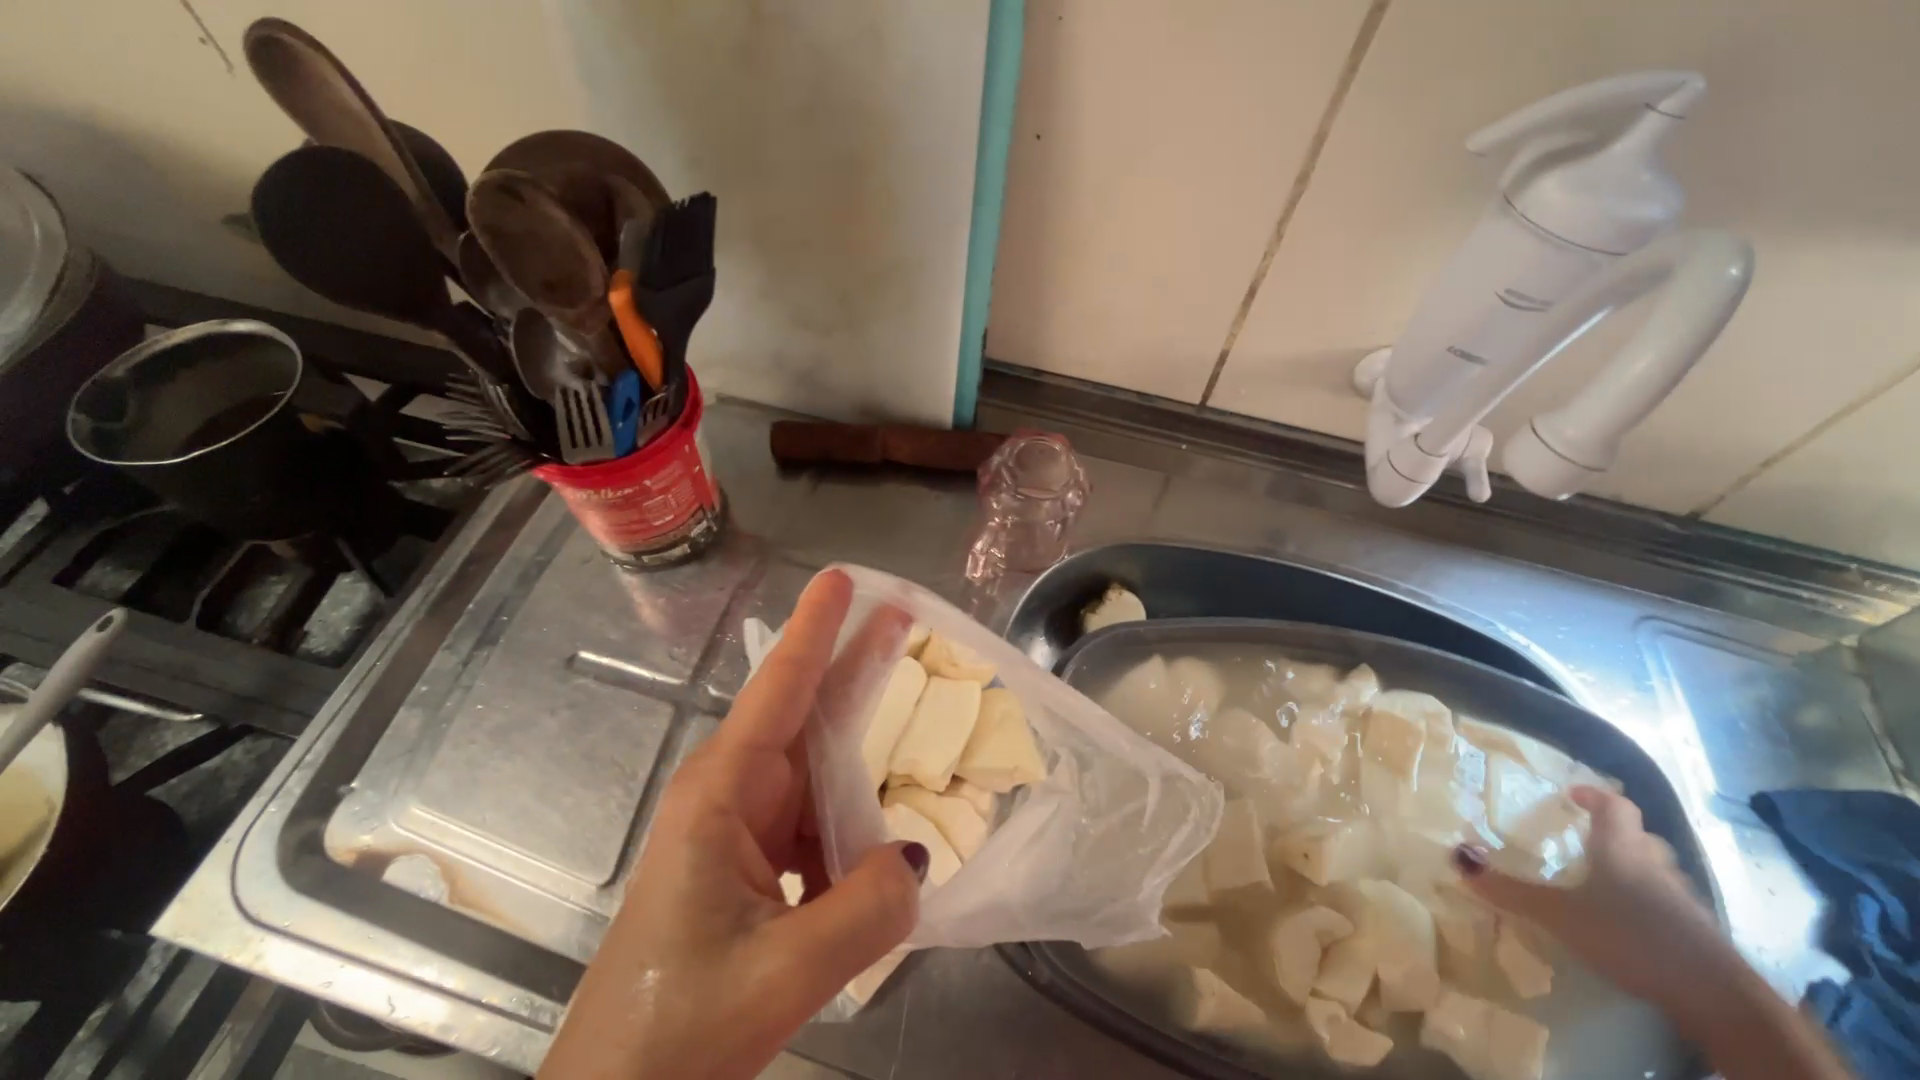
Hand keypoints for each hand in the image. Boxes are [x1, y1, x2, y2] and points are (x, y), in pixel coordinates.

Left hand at [540, 570, 925, 1079]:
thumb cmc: (679, 1023)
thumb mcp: (786, 972)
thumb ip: (868, 910)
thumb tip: (912, 860)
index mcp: (723, 796)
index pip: (778, 692)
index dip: (815, 631)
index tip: (843, 578)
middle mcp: (729, 798)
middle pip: (804, 715)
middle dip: (852, 663)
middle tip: (903, 616)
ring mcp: (737, 833)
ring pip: (813, 772)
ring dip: (860, 751)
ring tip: (913, 723)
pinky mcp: (747, 869)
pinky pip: (811, 824)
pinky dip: (849, 820)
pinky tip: (880, 832)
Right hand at [1455, 786, 1730, 1010]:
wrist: (1714, 994)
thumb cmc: (1630, 936)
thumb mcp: (1559, 914)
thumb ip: (1511, 890)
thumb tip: (1459, 860)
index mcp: (1622, 850)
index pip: (1615, 806)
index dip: (1594, 795)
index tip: (1572, 794)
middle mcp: (1655, 866)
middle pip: (1640, 837)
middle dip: (1615, 833)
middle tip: (1585, 839)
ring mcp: (1681, 900)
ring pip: (1656, 870)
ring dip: (1633, 868)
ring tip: (1603, 882)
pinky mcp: (1694, 933)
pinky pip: (1666, 903)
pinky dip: (1645, 902)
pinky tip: (1627, 923)